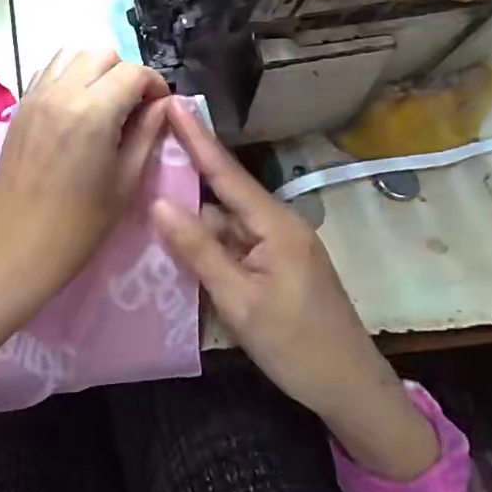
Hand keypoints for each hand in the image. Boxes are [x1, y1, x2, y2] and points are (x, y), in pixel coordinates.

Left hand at [0, 49, 169, 325]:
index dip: (155, 84)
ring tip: (105, 105)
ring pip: (72, 55)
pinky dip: (69, 77)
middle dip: (125, 72)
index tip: (160, 108)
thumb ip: (147, 134)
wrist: (15, 244)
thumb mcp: (126, 181)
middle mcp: (61, 92)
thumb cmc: (79, 224)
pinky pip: (48, 72)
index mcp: (92, 111)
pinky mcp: (20, 106)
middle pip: (101, 53)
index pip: (133, 72)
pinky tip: (78, 110)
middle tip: (133, 107)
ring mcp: (35, 96)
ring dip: (95, 70)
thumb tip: (162, 104)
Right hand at [150, 101, 437, 477]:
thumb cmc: (297, 346)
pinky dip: (207, 245)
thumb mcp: (239, 300)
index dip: (196, 137)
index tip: (172, 102)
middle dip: (184, 178)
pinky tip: (177, 245)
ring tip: (145, 204)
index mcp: (275, 224)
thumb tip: (159, 204)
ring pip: (225, 223)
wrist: (351, 389)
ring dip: (191, 220)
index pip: (226, 173)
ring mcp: (278, 247)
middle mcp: (278, 225)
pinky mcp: (276, 266)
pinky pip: (234, 244)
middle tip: (141, 156)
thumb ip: (199, 250)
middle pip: (222, 196)